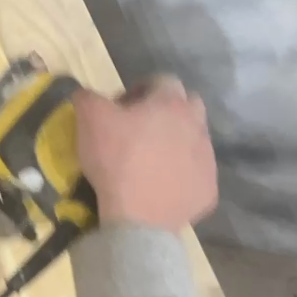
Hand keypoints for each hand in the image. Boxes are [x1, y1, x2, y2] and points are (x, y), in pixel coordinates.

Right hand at [73, 76, 217, 232]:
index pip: (163, 80)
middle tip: (139, 126)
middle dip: (166, 110)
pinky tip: (156, 182)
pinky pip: (194, 171)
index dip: (140, 88)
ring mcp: (207, 160)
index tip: (121, 106)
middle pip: (188, 105)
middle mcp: (197, 127)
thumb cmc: (116, 158)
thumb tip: (89, 94)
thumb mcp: (88, 117)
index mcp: (171, 104)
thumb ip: (87, 95)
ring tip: (147, 157)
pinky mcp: (209, 189)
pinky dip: (179, 172)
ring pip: (193, 139)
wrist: (138, 216)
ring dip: (174, 141)